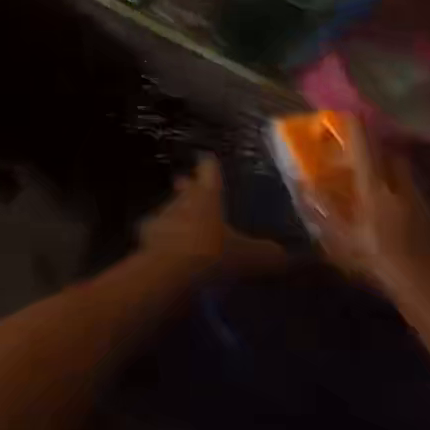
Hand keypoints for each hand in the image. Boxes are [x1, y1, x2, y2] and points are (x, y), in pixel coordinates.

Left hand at [137, 156, 294, 279]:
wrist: (169, 270)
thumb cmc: (213, 254)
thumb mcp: (249, 258)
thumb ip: (267, 254)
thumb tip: (283, 254)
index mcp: (207, 196)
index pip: (210, 172)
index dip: (210, 166)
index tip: (208, 158)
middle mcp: (182, 199)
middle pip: (187, 188)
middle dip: (190, 188)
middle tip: (188, 183)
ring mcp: (162, 214)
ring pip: (171, 208)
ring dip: (177, 213)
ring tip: (184, 222)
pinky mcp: (147, 234)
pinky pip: (158, 231)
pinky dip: (164, 236)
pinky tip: (169, 246)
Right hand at [307, 132, 429, 300]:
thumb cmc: (380, 266)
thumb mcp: (341, 241)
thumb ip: (321, 209)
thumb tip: (303, 182)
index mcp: (377, 188)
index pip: (366, 146)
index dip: (355, 127)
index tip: (344, 115)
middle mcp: (404, 188)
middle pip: (392, 154)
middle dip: (377, 147)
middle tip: (360, 151)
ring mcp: (427, 203)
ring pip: (408, 174)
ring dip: (392, 169)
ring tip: (376, 179)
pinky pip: (419, 194)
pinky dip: (406, 192)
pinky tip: (398, 211)